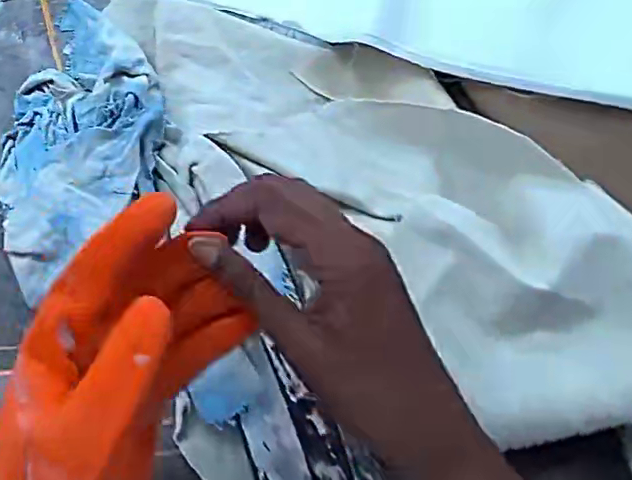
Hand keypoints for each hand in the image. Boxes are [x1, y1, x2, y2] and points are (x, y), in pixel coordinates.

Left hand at [0, 193, 256, 479]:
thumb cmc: (48, 477)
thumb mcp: (81, 430)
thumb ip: (118, 371)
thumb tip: (155, 305)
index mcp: (58, 332)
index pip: (93, 271)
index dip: (126, 234)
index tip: (162, 205)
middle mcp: (86, 337)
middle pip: (134, 286)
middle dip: (176, 260)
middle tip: (222, 239)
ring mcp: (115, 364)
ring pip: (162, 317)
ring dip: (200, 295)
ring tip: (244, 275)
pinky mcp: (140, 396)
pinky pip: (179, 357)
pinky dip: (210, 339)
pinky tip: (245, 322)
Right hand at [187, 175, 516, 479]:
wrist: (437, 441)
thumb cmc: (367, 393)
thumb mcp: (298, 341)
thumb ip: (247, 285)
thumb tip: (198, 243)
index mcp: (343, 253)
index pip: (271, 201)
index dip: (225, 207)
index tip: (194, 232)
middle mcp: (356, 240)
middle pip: (285, 190)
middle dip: (238, 202)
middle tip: (207, 233)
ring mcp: (364, 250)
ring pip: (299, 201)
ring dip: (258, 209)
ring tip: (230, 241)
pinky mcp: (364, 265)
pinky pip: (313, 222)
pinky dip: (278, 223)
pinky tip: (263, 250)